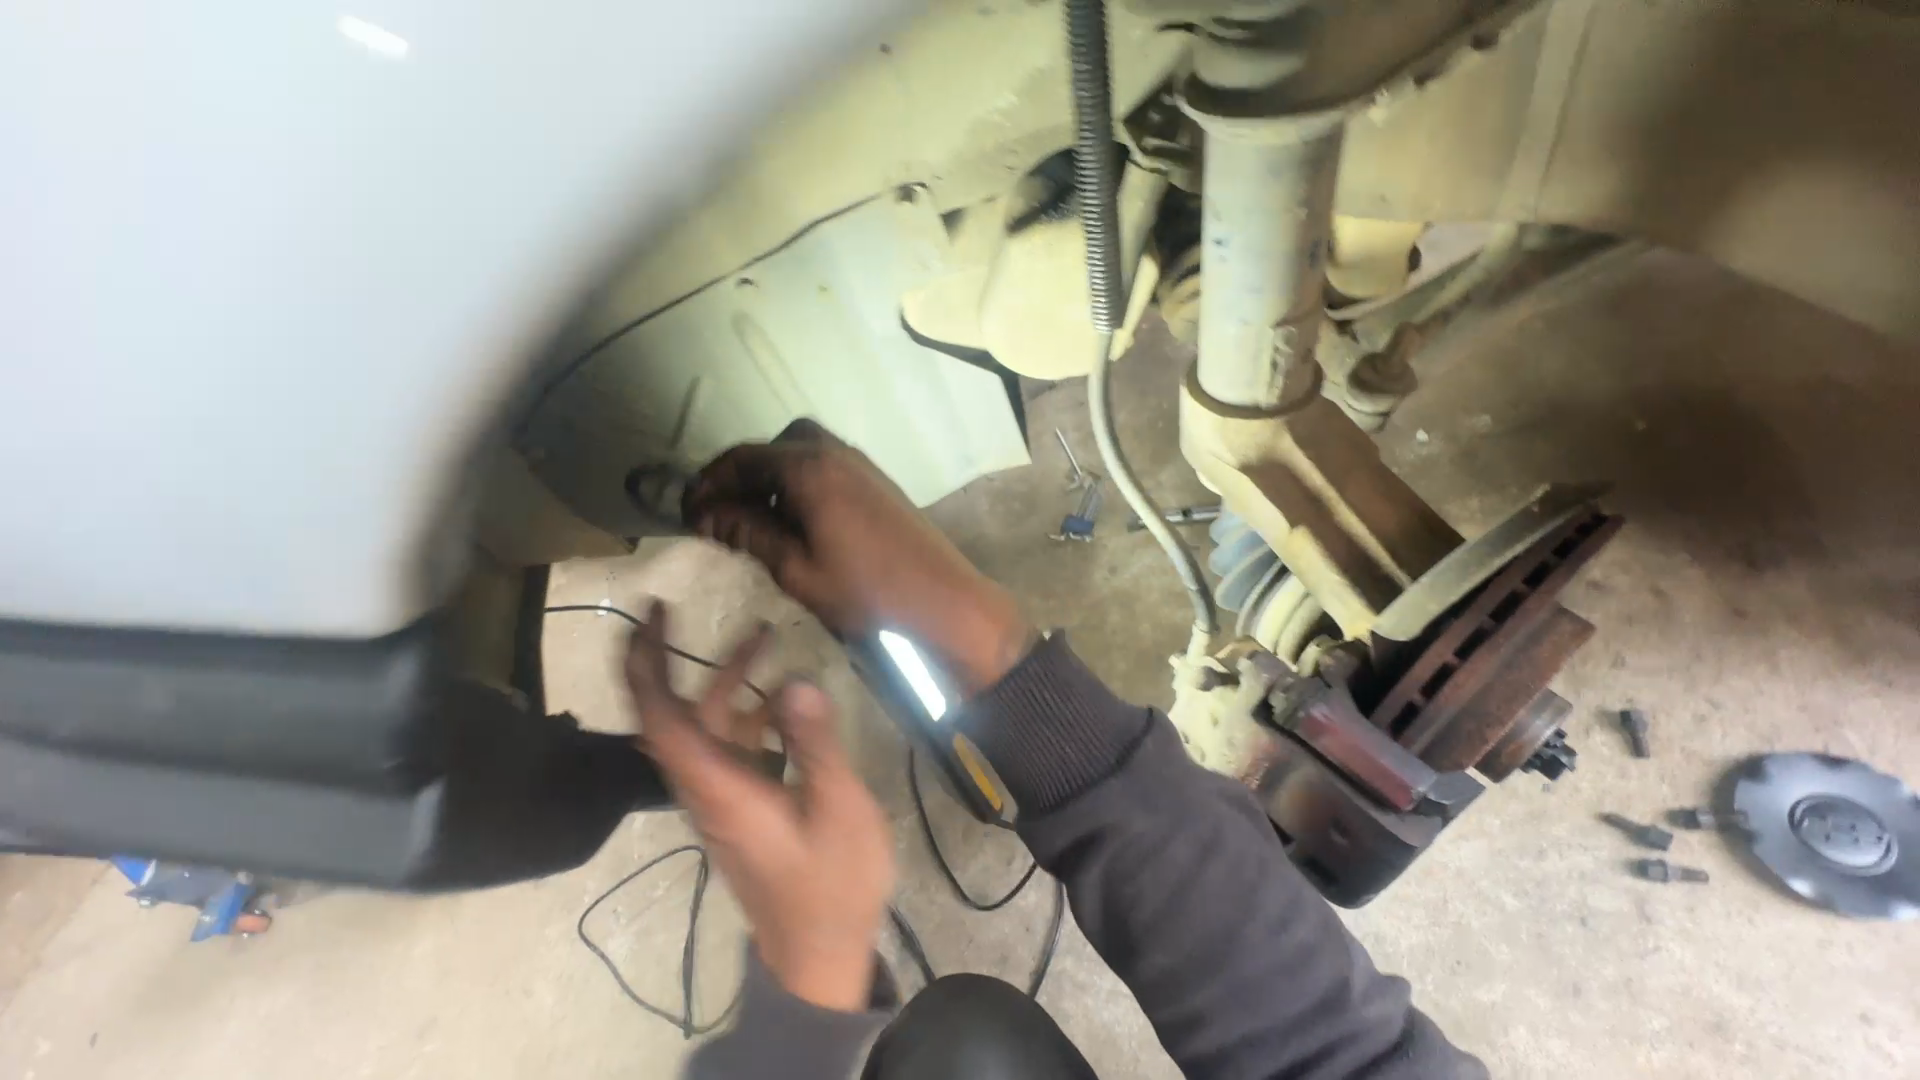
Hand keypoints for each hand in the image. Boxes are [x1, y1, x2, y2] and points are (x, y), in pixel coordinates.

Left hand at [623, 599, 893, 1011]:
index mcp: (719, 787)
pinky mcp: (744, 805)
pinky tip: (787, 695)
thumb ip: (814, 744)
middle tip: (671, 609)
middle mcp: (708, 787)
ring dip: (726, 679)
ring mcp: (725, 798)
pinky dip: (752, 711)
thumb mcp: (837, 810)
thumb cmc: (830, 886)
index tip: (649, 617)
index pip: (661, 718)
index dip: (645, 664)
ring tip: (766, 634)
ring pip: (708, 726)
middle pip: (670, 715)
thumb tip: (794, 679)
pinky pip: (735, 745)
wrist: (819, 954)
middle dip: (666, 659)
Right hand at [684, 419, 1036, 694]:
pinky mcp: (878, 484)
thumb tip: (708, 515)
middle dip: (743, 475)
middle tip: (724, 514)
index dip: (709, 483)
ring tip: (757, 523)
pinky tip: (797, 523)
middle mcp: (835, 453)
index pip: (742, 458)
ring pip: (803, 453)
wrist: (945, 602)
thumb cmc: (867, 593)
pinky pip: (827, 468)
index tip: (688, 514)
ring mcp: (862, 465)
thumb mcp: (797, 569)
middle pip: (774, 446)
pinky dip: (802, 485)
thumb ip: (750, 534)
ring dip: (774, 479)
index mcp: (809, 468)